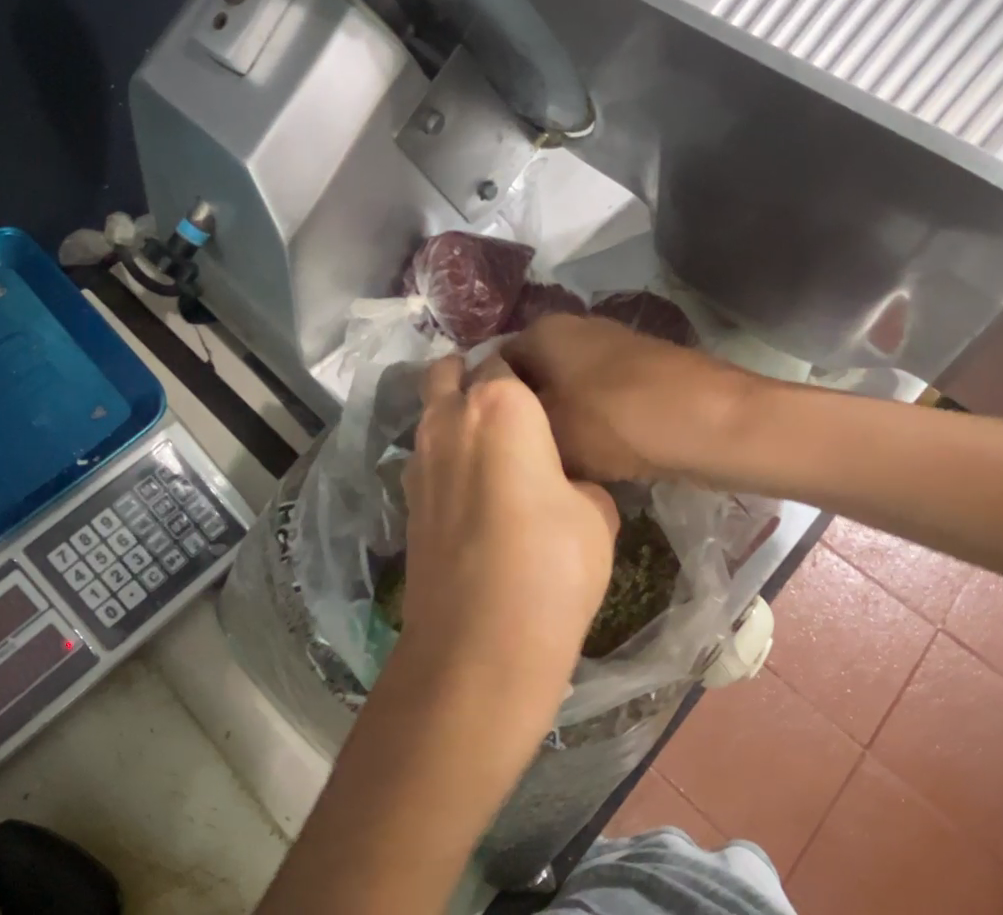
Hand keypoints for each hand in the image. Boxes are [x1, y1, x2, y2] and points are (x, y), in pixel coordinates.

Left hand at [401, 354, 620, 701]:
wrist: (479, 642)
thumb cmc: (552, 565)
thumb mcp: (597, 514)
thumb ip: (578, 479)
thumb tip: (561, 484)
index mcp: (500, 404)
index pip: (506, 360)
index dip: (526, 375)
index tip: (544, 395)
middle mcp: (449, 419)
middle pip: (449, 373)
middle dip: (472, 377)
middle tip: (510, 410)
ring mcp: (418, 460)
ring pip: (431, 415)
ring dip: (453, 417)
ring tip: (491, 450)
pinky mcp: (405, 501)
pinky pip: (426, 459)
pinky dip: (444, 459)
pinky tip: (472, 491)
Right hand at [503, 314, 765, 482]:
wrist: (712, 424)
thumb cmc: (615, 421)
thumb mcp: (548, 430)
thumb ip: (510, 424)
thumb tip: (494, 424)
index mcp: (542, 330)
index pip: (491, 365)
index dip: (485, 404)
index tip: (482, 443)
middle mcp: (574, 328)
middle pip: (531, 377)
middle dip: (524, 415)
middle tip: (514, 458)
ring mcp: (612, 348)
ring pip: (565, 392)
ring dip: (558, 424)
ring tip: (551, 464)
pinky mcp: (642, 373)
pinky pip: (597, 401)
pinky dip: (589, 426)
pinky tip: (590, 460)